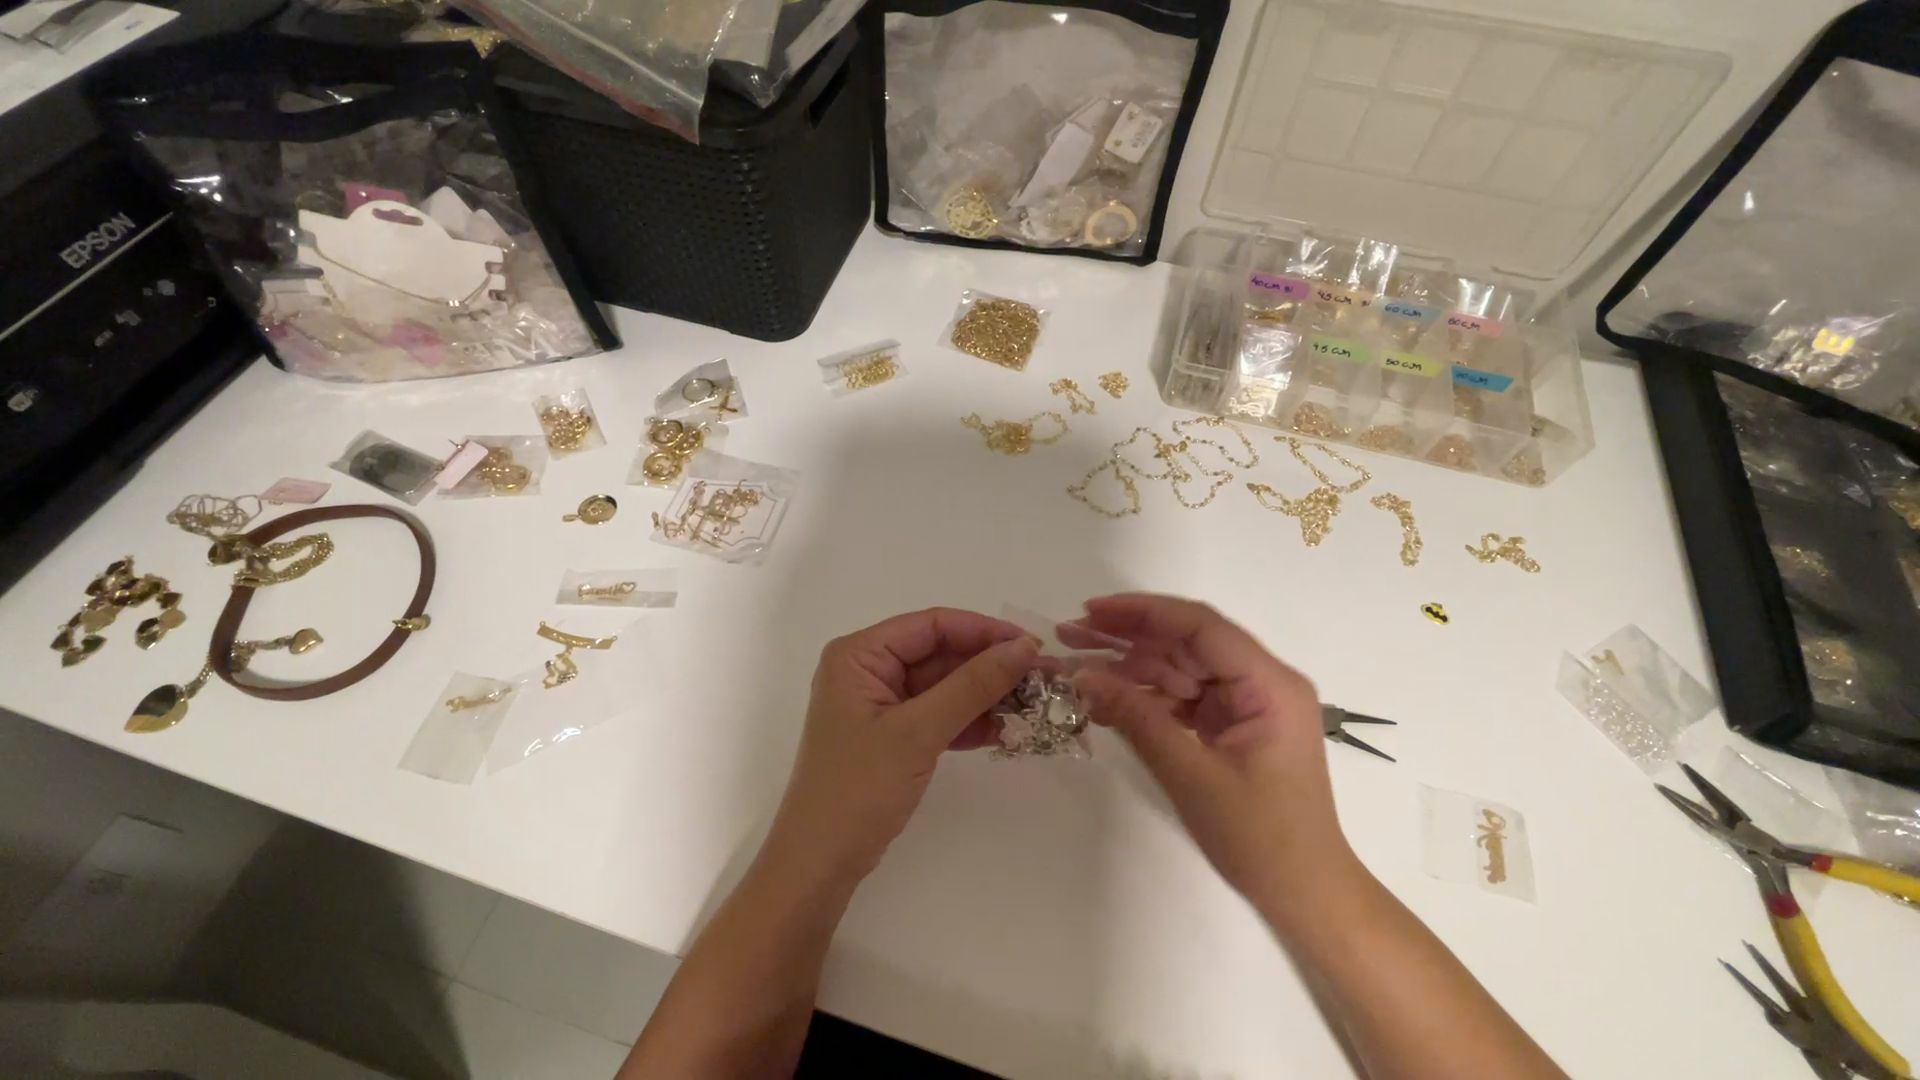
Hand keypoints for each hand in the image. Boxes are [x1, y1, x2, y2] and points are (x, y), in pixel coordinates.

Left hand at [766, 608, 1038, 885]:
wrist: (819, 863)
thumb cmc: (858, 788)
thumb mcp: (918, 731)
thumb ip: (972, 685)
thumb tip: (1024, 646)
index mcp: (859, 654)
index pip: (931, 625)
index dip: (983, 631)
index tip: (1033, 645)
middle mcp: (867, 670)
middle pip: (940, 654)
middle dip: (990, 666)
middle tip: (1044, 678)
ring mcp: (880, 705)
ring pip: (945, 686)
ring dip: (986, 695)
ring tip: (1035, 705)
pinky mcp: (893, 737)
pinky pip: (939, 715)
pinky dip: (970, 722)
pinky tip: (1007, 730)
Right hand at [1073, 594, 1354, 911]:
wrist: (1306, 892)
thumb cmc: (1260, 837)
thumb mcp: (1191, 775)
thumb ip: (1137, 718)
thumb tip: (1082, 676)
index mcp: (1270, 684)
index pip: (1200, 626)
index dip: (1142, 612)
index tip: (1092, 611)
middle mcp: (1264, 682)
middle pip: (1188, 642)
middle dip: (1129, 637)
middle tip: (1071, 635)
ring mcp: (1250, 703)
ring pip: (1183, 667)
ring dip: (1132, 667)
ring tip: (1078, 666)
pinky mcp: (1236, 724)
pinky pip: (1186, 696)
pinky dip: (1148, 698)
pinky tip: (1108, 699)